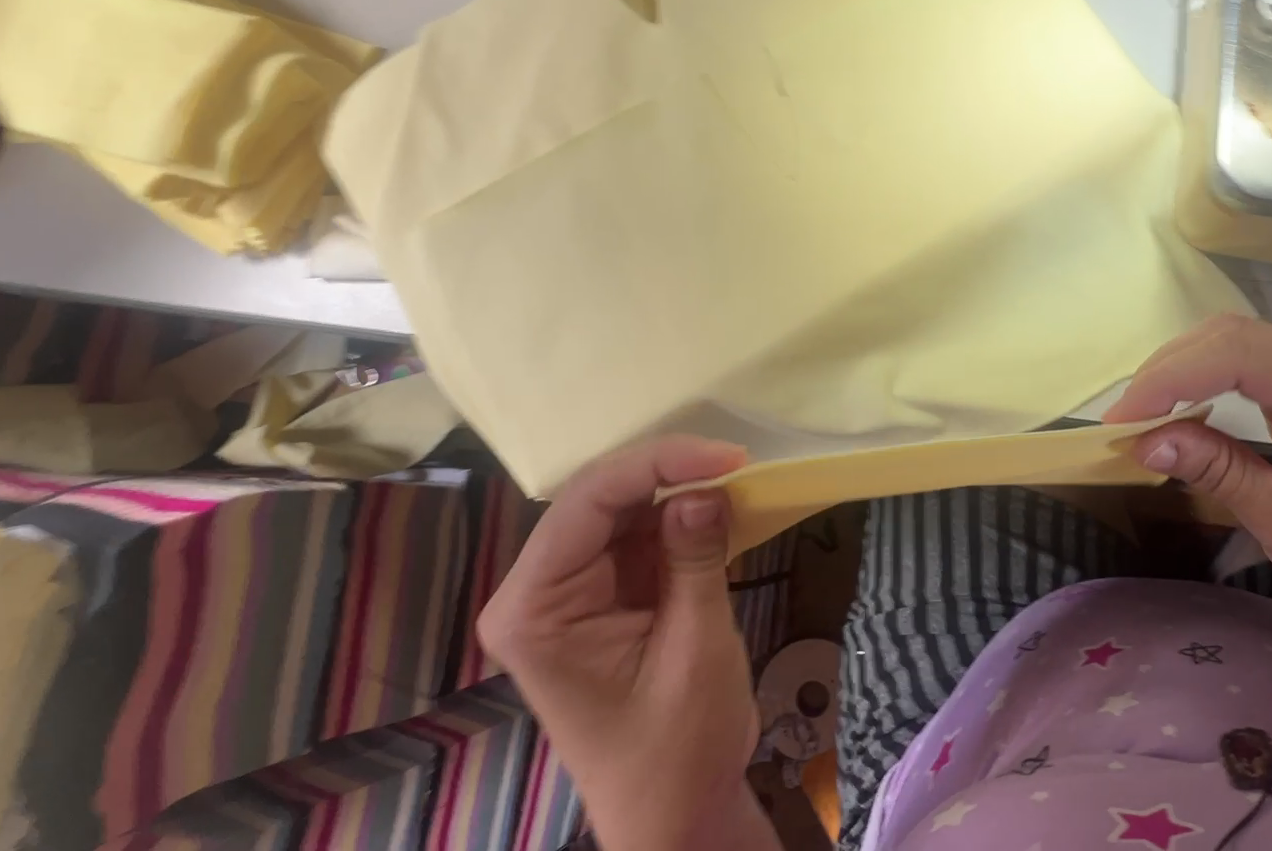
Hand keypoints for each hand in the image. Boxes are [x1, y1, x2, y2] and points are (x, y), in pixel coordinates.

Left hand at [478, 436, 753, 850]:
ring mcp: (577, 590)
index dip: (657, 464)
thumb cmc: (677, 749)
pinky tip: (721, 503)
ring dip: (679, 489)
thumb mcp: (695, 651)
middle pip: (600, 499)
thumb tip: (705, 489)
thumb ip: (694, 562)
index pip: (587, 504)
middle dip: (668, 471)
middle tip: (736, 461)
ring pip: (624, 511)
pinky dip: (684, 517)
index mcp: (536, 607)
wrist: (678, 814)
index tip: (728, 457)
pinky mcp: (611, 594)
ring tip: (735, 475)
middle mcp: (543, 589)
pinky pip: (644, 536)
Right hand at [1104, 315, 1271, 668]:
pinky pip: (1247, 368)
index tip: (1123, 420)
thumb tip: (1143, 442)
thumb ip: (1216, 471)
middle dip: (1170, 372)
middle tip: (1122, 422)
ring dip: (1179, 373)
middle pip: (1238, 339)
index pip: (1248, 359)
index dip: (1176, 379)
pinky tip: (1172, 407)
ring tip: (1138, 416)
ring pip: (1237, 345)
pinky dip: (1199, 382)